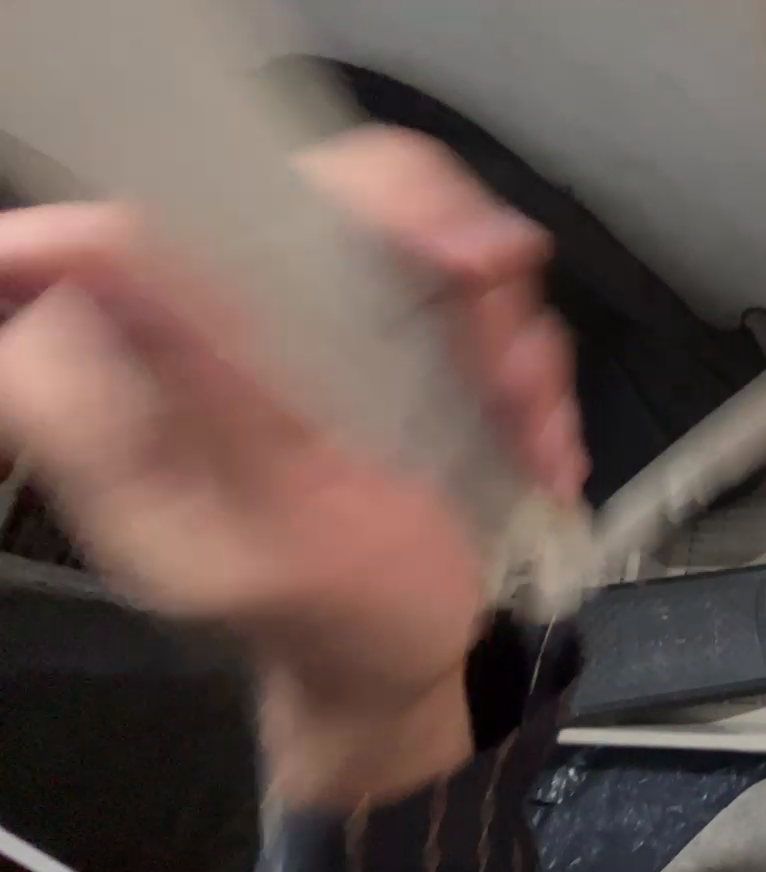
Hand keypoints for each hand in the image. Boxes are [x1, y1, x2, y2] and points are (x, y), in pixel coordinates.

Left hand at [0, 126, 587, 805]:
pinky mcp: (407, 360)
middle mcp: (237, 322)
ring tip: (539, 444)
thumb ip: (202, 412)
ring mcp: (333, 337)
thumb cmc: (332, 625)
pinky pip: (494, 328)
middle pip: (362, 213)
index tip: (461, 263)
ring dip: (519, 356)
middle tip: (522, 382)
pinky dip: (536, 388)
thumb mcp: (264, 545)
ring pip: (450, 269)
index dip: (340, 201)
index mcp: (145, 357)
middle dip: (473, 295)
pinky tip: (543, 451)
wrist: (398, 656)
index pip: (211, 200)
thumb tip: (102, 249)